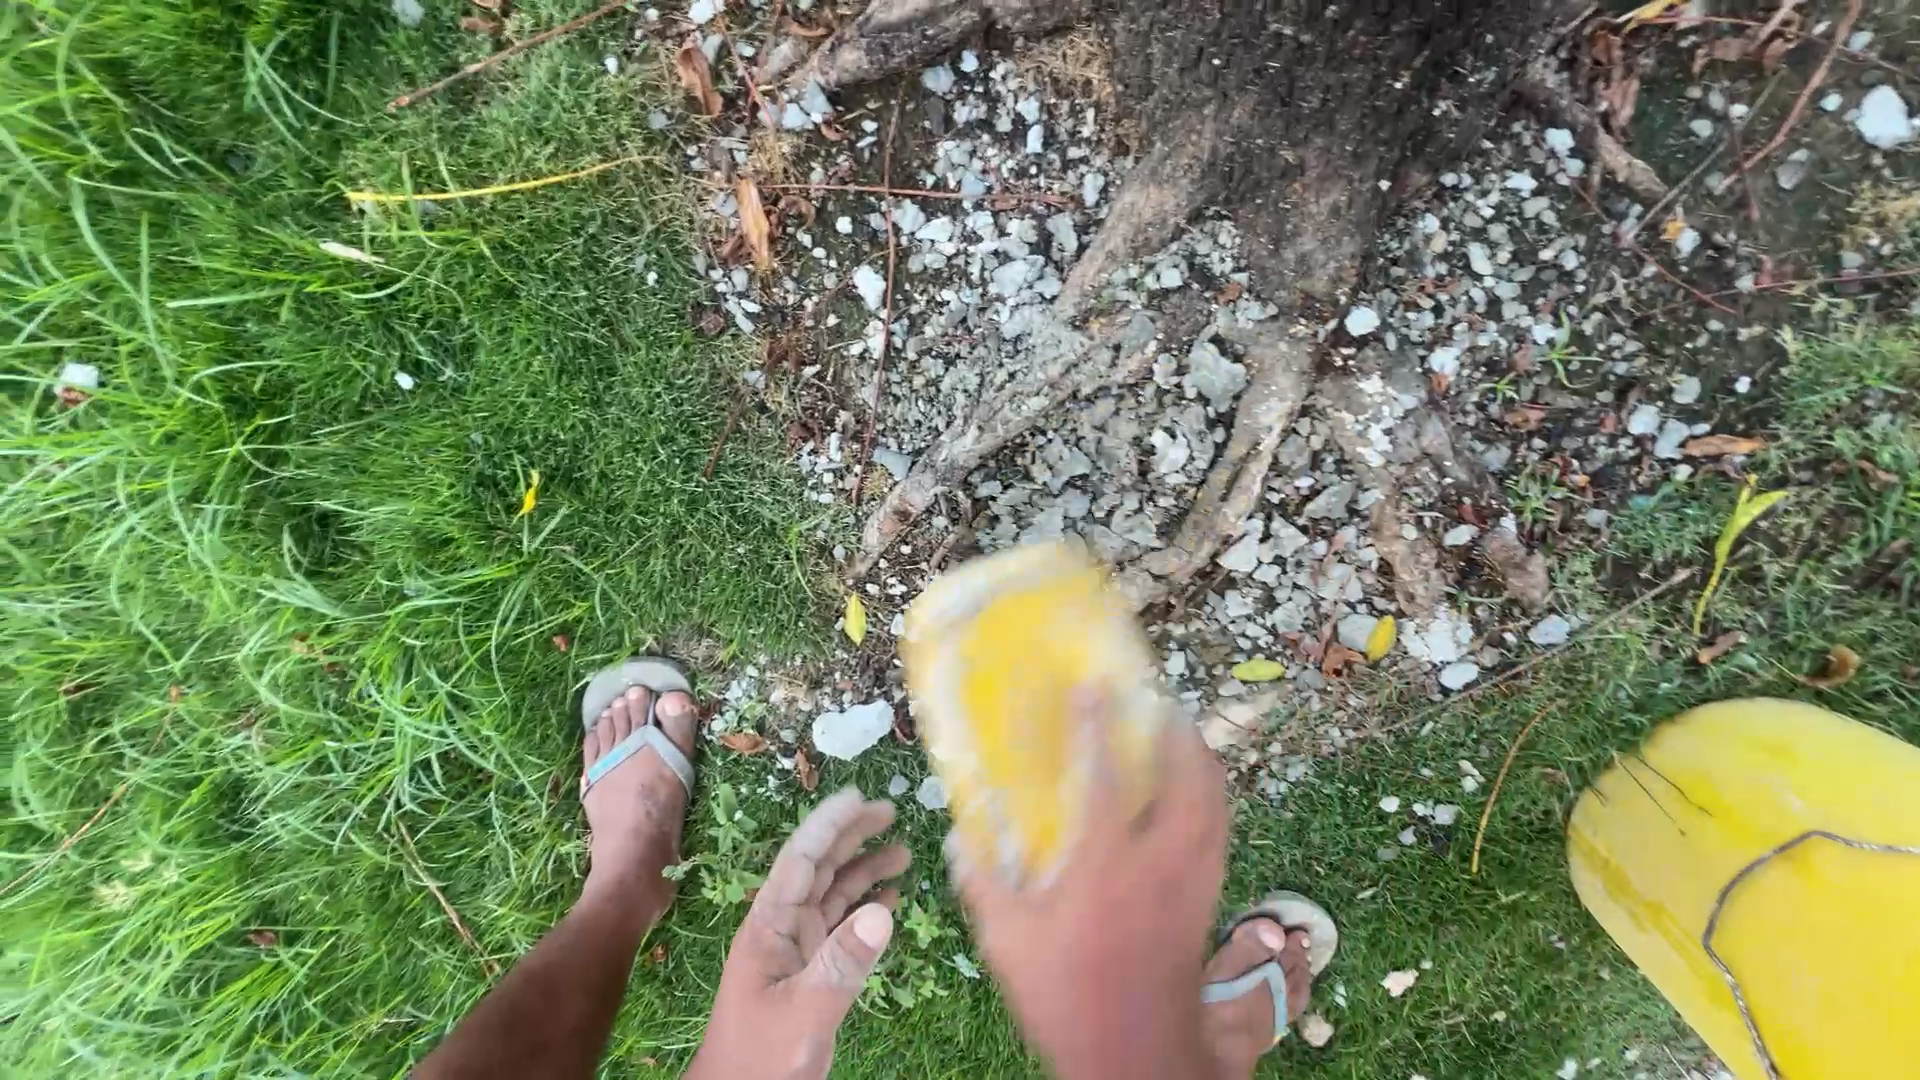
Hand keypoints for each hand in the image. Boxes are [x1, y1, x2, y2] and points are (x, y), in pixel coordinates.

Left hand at [688, 788, 910, 1079]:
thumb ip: (843, 962)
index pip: (801, 857)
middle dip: (852, 835)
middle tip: (891, 811)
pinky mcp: (813, 967)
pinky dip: (867, 906)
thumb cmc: (760, 1060)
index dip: (828, 823)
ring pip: (836, 891)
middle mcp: (785, 924)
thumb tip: (885, 909)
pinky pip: (843, 924)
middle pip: (821, 865)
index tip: (857, 795)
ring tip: (904, 851)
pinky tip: (892, 896)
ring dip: (866, 868)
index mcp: (770, 922)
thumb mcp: (804, 1013)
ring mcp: (799, 945)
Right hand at [952, 690, 1229, 1079]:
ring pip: (1215, 799)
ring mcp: (1192, 878)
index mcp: (1104, 864)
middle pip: (1188, 776)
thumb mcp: (1008, 942)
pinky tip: (1190, 795)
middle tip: (1156, 702)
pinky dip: (1210, 797)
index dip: (1098, 725)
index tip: (1093, 688)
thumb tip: (959, 837)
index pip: (1105, 778)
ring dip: (1200, 757)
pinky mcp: (1208, 897)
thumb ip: (983, 884)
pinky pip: (1220, 829)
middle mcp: (1158, 861)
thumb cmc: (1068, 994)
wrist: (1138, 1054)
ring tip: (1180, 733)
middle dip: (1176, 729)